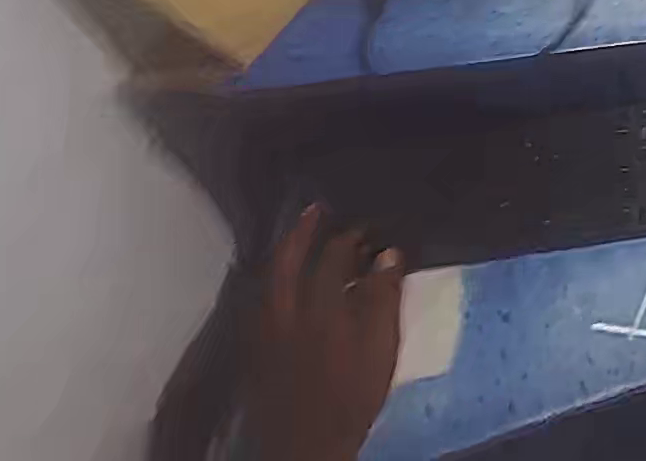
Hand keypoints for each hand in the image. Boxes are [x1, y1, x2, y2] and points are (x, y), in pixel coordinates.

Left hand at [248, 205, 403, 460]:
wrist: (307, 447)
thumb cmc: (352, 394)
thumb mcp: (381, 345)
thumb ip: (384, 295)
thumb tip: (389, 253)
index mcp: (319, 306)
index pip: (335, 255)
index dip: (354, 237)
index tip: (372, 229)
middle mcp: (286, 311)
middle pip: (287, 259)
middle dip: (302, 231)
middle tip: (316, 208)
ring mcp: (265, 331)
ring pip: (269, 279)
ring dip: (285, 253)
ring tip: (299, 236)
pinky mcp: (256, 351)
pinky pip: (263, 300)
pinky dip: (274, 280)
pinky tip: (285, 280)